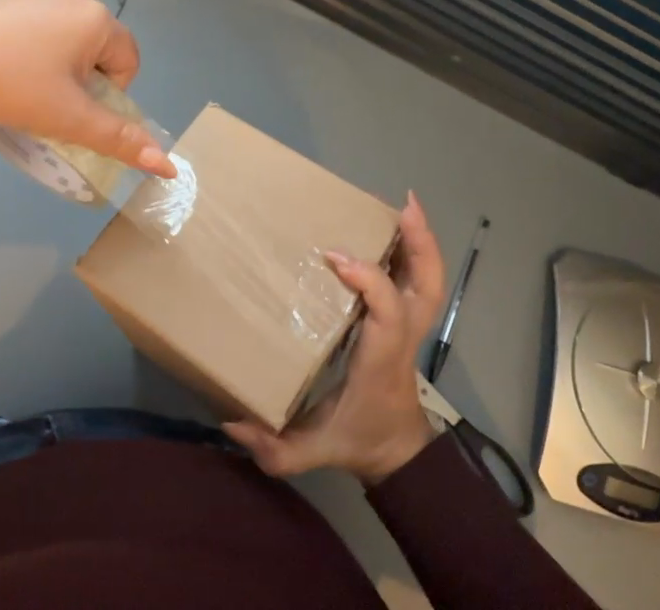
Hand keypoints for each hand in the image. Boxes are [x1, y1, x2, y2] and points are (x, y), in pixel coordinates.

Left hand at [0, 0, 176, 176]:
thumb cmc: (10, 87)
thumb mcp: (69, 119)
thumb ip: (119, 140)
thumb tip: (169, 167)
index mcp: (96, 18)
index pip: (128, 62)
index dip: (109, 95)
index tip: (72, 110)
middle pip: (97, 47)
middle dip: (81, 79)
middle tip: (45, 102)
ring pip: (63, 37)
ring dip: (54, 65)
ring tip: (18, 86)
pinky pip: (32, 25)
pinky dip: (25, 48)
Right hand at [224, 192, 447, 483]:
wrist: (397, 454)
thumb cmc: (355, 442)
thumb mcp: (310, 452)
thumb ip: (272, 448)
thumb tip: (231, 422)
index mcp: (381, 360)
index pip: (388, 314)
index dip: (369, 281)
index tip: (334, 257)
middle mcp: (402, 339)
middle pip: (426, 288)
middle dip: (421, 245)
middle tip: (403, 206)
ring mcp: (409, 332)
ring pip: (429, 283)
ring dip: (422, 243)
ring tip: (405, 206)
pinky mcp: (404, 326)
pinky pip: (416, 286)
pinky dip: (413, 255)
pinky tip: (395, 232)